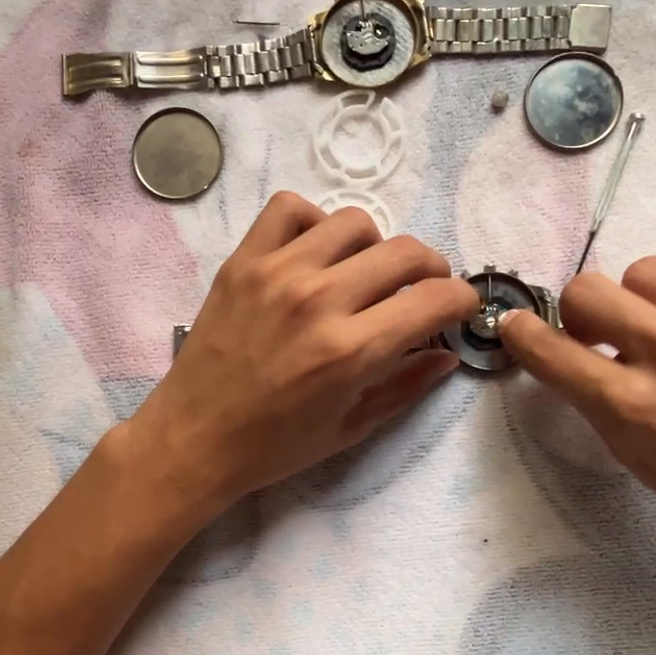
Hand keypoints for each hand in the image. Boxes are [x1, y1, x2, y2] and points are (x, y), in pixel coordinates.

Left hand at [124, 192, 478, 510]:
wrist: (194, 438)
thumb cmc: (275, 445)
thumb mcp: (351, 429)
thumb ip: (406, 387)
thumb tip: (446, 353)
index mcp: (351, 351)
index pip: (434, 298)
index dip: (462, 300)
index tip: (457, 308)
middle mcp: (319, 301)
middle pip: (404, 251)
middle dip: (431, 269)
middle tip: (421, 290)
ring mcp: (276, 273)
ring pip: (353, 222)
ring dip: (374, 246)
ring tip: (363, 273)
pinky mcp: (242, 262)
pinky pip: (289, 209)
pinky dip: (313, 222)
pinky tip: (314, 254)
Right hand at [499, 256, 655, 609]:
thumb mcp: (642, 460)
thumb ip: (600, 400)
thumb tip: (572, 350)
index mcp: (634, 408)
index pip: (549, 348)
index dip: (523, 333)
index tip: (519, 326)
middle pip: (589, 289)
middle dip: (582, 311)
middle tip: (606, 334)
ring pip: (648, 269)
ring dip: (645, 300)